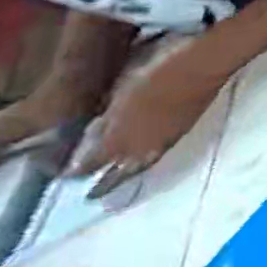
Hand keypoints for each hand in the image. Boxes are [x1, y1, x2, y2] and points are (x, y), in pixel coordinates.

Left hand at [69, 51, 225, 196]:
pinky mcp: (182, 132)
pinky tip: (146, 157)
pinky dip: (147, 161)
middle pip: (119, 174)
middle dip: (104, 185)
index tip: (66, 177)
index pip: (92, 163)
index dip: (77, 171)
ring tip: (120, 181)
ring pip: (141, 166)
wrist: (200, 70)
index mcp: (118, 139)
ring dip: (128, 176)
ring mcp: (164, 141)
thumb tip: (96, 134)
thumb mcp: (120, 95)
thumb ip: (107, 120)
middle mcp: (140, 147)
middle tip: (92, 197)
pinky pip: (158, 154)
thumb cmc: (155, 75)